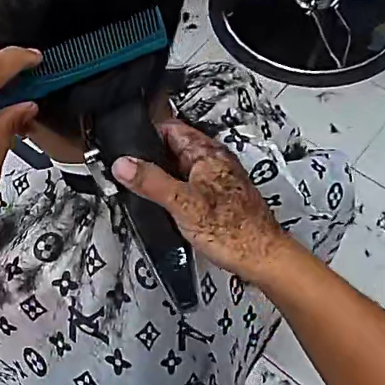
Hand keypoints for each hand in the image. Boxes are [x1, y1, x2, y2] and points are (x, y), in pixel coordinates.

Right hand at [111, 120, 302, 282]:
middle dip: (152, 159)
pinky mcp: (221, 200)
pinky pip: (191, 188)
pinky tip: (171, 209)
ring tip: (147, 192)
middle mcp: (215, 162)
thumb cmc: (234, 231)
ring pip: (183, 170)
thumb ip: (151, 181)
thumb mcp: (181, 203)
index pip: (171, 127)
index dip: (147, 133)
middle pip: (175, 149)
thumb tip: (123, 164)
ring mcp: (219, 180)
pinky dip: (177, 194)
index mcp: (207, 153)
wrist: (261, 257)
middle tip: (132, 173)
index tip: (127, 147)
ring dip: (165, 178)